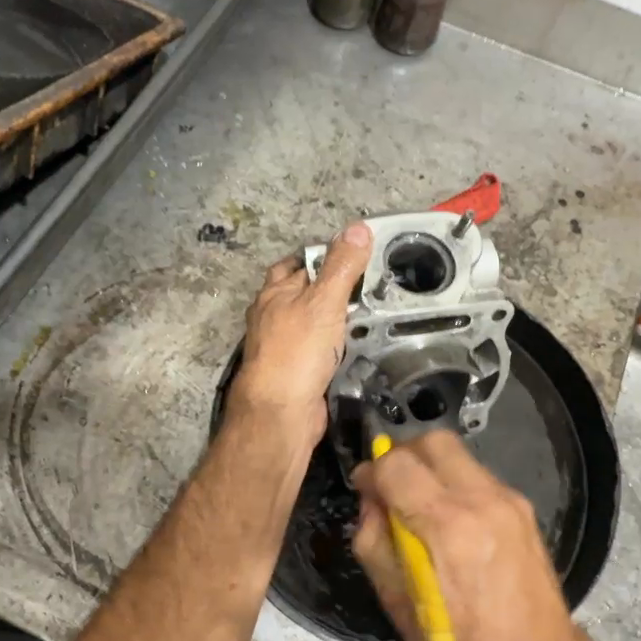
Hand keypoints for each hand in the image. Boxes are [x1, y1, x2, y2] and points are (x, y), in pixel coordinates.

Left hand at [229, 222, 372, 441]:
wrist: (281, 412)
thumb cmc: (297, 351)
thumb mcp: (324, 301)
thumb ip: (342, 267)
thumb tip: (358, 228)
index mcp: (274, 293)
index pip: (297, 263)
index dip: (322, 255)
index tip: (352, 255)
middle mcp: (272, 317)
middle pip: (301, 293)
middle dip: (327, 288)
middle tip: (365, 285)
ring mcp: (280, 347)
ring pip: (309, 323)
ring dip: (332, 319)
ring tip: (369, 313)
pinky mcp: (293, 373)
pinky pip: (316, 351)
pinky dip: (333, 346)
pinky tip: (353, 347)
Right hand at [352, 431, 581, 640]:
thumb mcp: (398, 604)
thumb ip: (374, 543)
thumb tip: (370, 503)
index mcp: (445, 527)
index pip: (395, 465)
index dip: (371, 471)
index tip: (364, 489)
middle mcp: (479, 501)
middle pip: (430, 441)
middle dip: (401, 455)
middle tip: (390, 485)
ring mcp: (506, 500)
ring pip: (456, 453)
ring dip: (428, 467)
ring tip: (419, 503)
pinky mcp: (523, 507)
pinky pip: (477, 475)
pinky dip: (453, 482)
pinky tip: (449, 519)